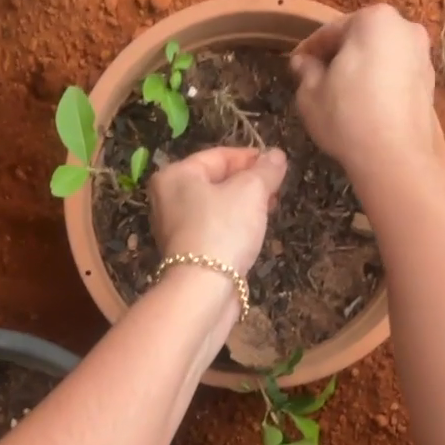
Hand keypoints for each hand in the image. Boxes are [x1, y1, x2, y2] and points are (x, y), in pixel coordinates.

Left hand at [147, 146, 287, 274]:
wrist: (203, 289)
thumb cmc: (224, 229)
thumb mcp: (251, 191)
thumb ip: (266, 170)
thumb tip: (276, 155)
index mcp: (175, 176)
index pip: (218, 156)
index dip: (250, 157)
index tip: (277, 163)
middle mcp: (167, 199)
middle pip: (215, 181)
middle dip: (248, 183)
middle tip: (276, 188)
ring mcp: (174, 229)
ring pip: (216, 207)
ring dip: (244, 205)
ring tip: (270, 208)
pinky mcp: (186, 253)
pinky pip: (213, 229)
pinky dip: (233, 226)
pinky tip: (253, 231)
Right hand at [289, 5, 444, 181]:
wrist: (394, 154)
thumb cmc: (346, 116)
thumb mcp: (311, 94)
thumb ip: (306, 72)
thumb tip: (302, 62)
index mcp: (372, 20)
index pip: (330, 31)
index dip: (308, 50)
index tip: (294, 66)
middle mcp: (404, 27)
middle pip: (359, 40)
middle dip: (338, 58)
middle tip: (317, 81)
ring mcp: (421, 54)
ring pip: (380, 57)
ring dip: (360, 71)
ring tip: (340, 96)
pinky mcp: (429, 81)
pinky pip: (395, 76)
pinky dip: (379, 85)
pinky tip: (364, 107)